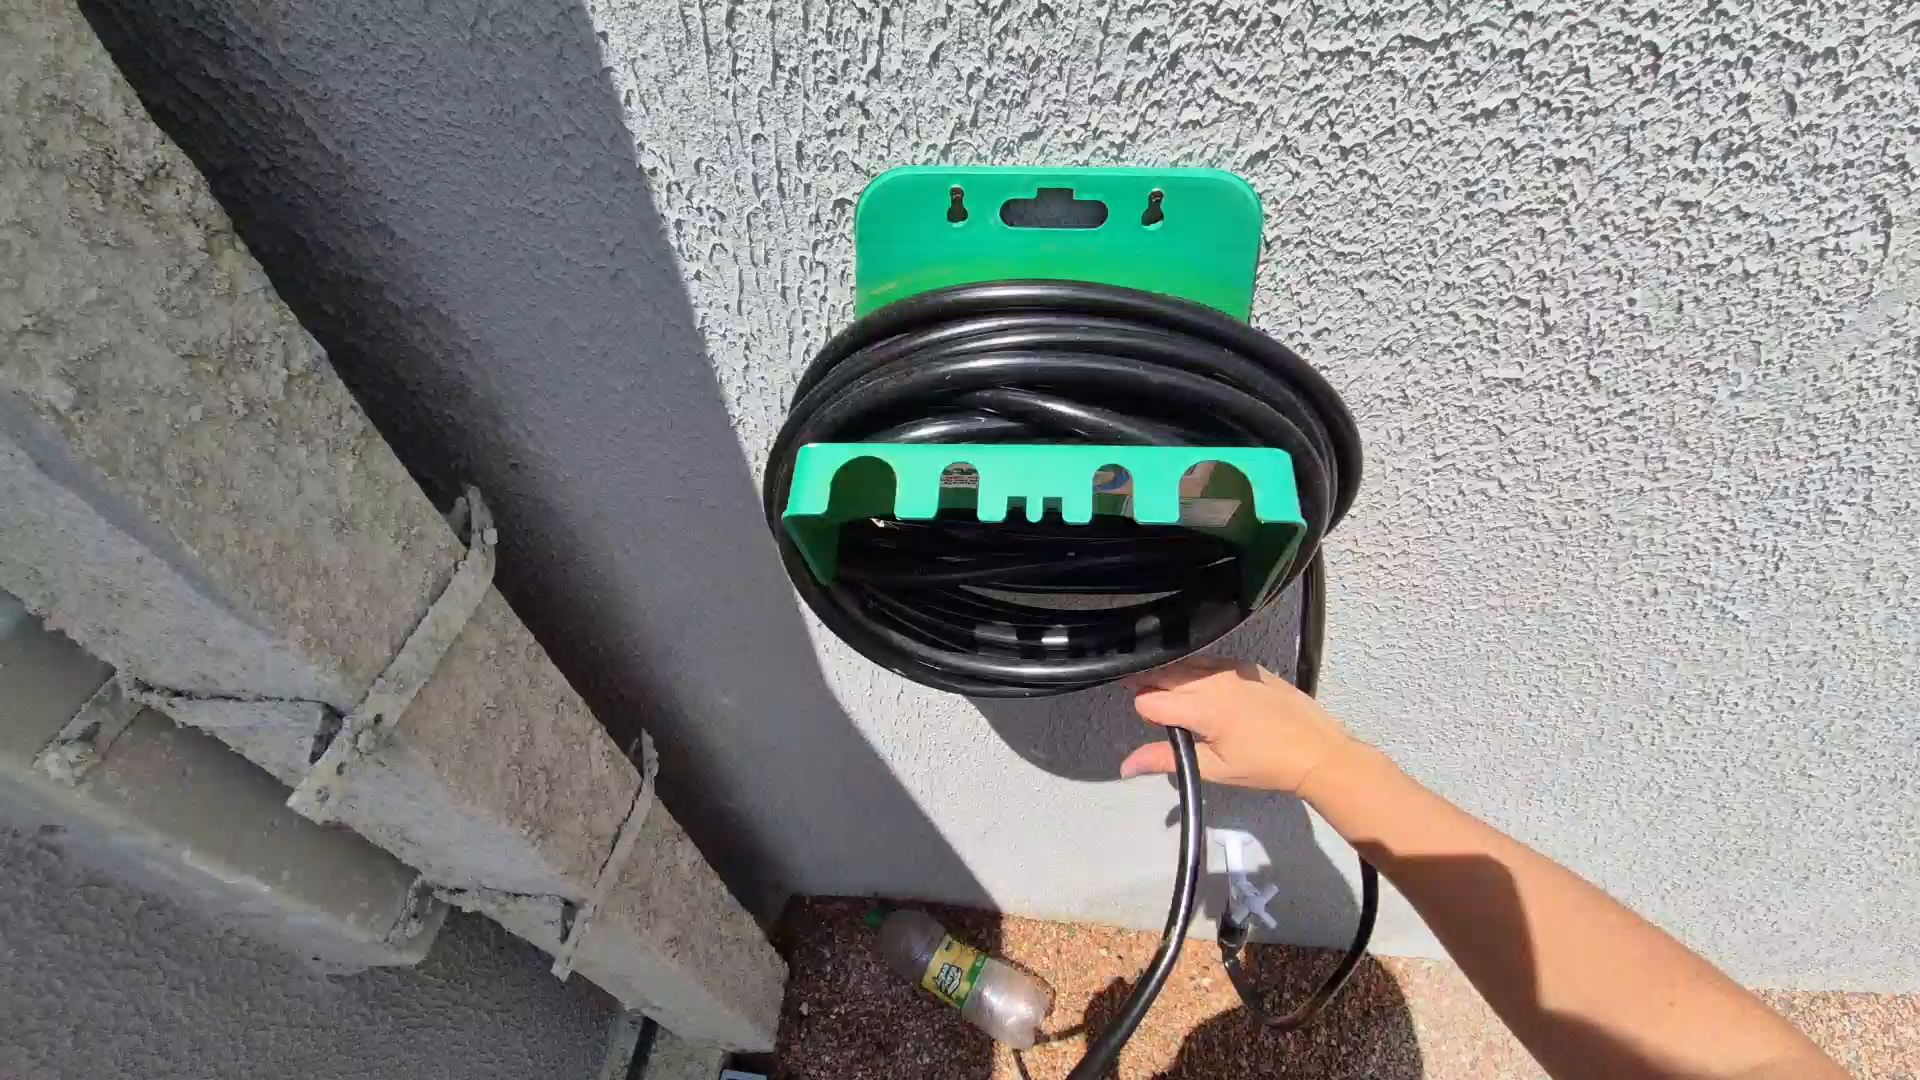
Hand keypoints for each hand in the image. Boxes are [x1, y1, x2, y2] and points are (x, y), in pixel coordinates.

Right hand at [1118, 657, 1360, 799]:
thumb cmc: (1265, 766)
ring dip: (1173, 678)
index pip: (1147, 699)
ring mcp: (1230, 668)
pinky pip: (1208, 660)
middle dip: (1152, 690)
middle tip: (1165, 713)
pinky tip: (1207, 689)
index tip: (1160, 728)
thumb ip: (1166, 760)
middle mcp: (1212, 679)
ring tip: (1183, 701)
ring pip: (1182, 663)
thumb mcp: (1214, 768)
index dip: (1146, 714)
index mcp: (1202, 707)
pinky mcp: (1245, 664)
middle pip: (1161, 674)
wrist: (1317, 752)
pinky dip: (1197, 671)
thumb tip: (1125, 767)